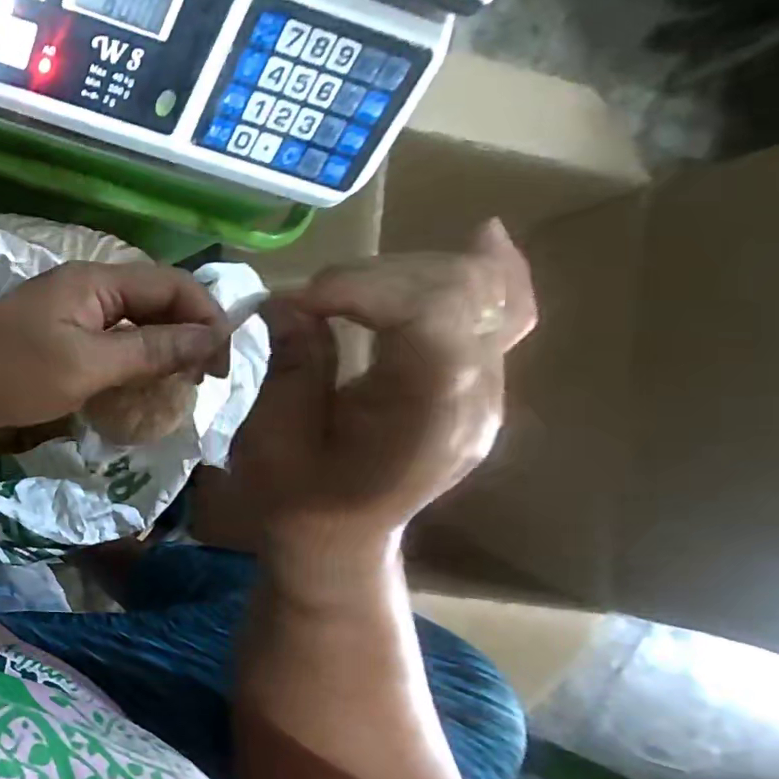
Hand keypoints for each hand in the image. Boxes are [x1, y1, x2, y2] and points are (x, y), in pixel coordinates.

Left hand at [0, 261, 229, 433]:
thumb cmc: (10, 374)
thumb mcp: (87, 365)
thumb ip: (151, 349)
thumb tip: (213, 337)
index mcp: (96, 280)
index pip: (174, 285)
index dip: (208, 320)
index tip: (222, 368)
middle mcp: (85, 287)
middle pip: (154, 302)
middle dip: (185, 337)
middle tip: (201, 382)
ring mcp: (65, 311)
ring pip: (130, 324)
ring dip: (157, 352)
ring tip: (175, 388)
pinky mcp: (51, 335)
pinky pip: (104, 341)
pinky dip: (125, 362)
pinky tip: (133, 388)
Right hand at [231, 220, 536, 547]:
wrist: (335, 542)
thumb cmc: (294, 499)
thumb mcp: (273, 437)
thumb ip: (294, 364)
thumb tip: (291, 303)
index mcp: (427, 413)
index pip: (427, 311)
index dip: (357, 287)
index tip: (292, 301)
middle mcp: (479, 393)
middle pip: (456, 288)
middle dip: (371, 277)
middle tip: (305, 302)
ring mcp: (490, 387)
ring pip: (482, 290)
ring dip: (404, 273)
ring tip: (343, 291)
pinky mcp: (479, 383)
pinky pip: (504, 314)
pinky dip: (487, 272)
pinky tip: (479, 237)